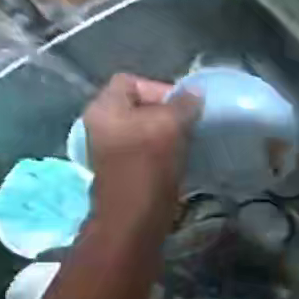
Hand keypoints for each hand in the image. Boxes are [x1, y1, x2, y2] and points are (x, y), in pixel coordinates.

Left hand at [83, 74, 199, 217]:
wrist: (135, 218)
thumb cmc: (148, 165)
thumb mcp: (170, 126)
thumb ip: (183, 104)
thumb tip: (195, 93)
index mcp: (105, 108)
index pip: (131, 81)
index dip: (159, 88)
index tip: (184, 106)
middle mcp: (102, 124)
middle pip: (139, 105)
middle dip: (167, 112)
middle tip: (191, 123)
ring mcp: (111, 148)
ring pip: (145, 128)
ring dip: (168, 132)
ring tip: (189, 140)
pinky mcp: (124, 168)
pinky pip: (146, 148)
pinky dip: (164, 150)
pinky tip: (181, 158)